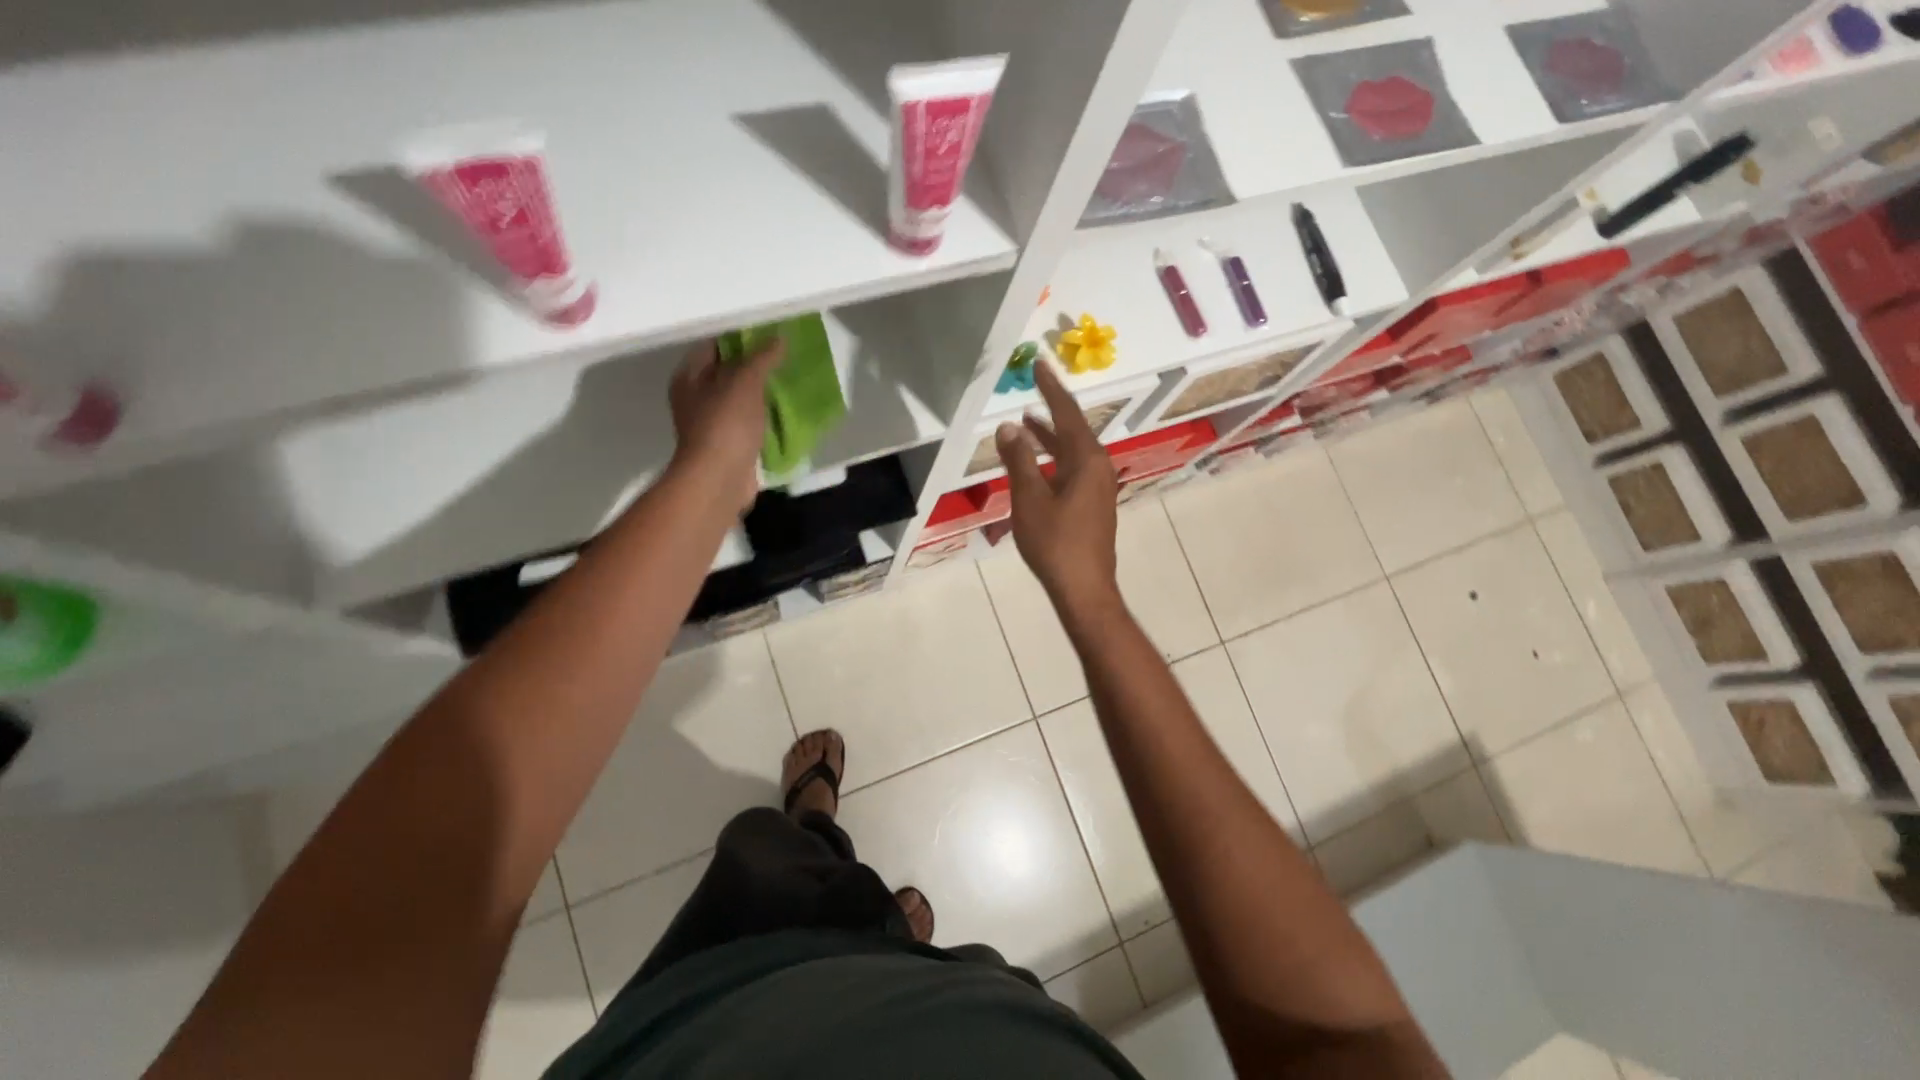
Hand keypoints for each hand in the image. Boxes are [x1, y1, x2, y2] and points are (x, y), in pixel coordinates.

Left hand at [669, 339, 781, 511]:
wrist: (720, 479)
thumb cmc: (726, 423)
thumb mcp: (745, 381)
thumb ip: (761, 358)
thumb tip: (778, 339)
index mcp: (689, 377)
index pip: (713, 346)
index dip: (740, 338)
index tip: (769, 335)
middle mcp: (695, 398)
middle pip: (727, 373)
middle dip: (754, 366)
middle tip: (785, 358)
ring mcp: (711, 425)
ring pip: (739, 400)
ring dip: (761, 394)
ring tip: (790, 382)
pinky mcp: (728, 446)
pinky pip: (749, 424)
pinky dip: (764, 419)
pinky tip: (785, 413)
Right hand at [996, 360, 1119, 612]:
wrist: (1084, 588)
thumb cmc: (1055, 542)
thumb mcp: (1030, 499)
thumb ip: (1019, 459)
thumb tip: (1009, 425)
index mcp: (1087, 460)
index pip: (1067, 413)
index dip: (1051, 388)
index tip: (1040, 364)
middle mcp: (1099, 467)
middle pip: (1073, 428)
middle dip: (1052, 407)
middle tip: (1034, 384)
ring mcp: (1098, 487)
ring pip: (1073, 450)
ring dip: (1051, 434)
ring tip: (1027, 420)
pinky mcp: (1093, 504)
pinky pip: (1073, 467)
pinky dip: (1054, 456)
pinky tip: (1037, 462)